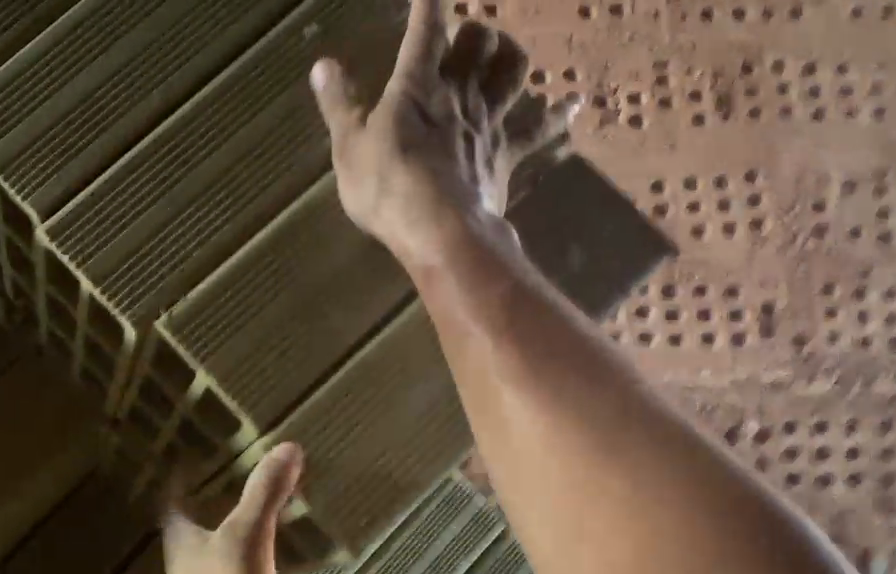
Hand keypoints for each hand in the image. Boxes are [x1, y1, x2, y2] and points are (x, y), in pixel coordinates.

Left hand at [160, 443, 303, 573]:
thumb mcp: (248, 535)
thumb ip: (264, 494)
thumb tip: (287, 448)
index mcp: (179, 536)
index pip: (171, 497)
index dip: (178, 475)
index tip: (191, 454)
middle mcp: (183, 558)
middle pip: (188, 521)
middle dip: (204, 499)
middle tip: (229, 473)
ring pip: (210, 547)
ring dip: (225, 529)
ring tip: (249, 507)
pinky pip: (231, 571)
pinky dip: (245, 556)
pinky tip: (264, 553)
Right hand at [309, 1, 573, 268]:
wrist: (439, 229)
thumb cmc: (387, 187)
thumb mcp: (349, 149)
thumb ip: (339, 106)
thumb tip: (322, 66)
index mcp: (417, 86)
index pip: (425, 30)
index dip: (428, 4)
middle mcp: (460, 93)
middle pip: (478, 43)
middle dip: (472, 32)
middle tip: (462, 37)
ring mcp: (488, 122)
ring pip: (512, 72)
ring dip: (510, 55)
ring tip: (504, 53)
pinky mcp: (505, 155)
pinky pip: (538, 129)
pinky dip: (557, 115)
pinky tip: (574, 104)